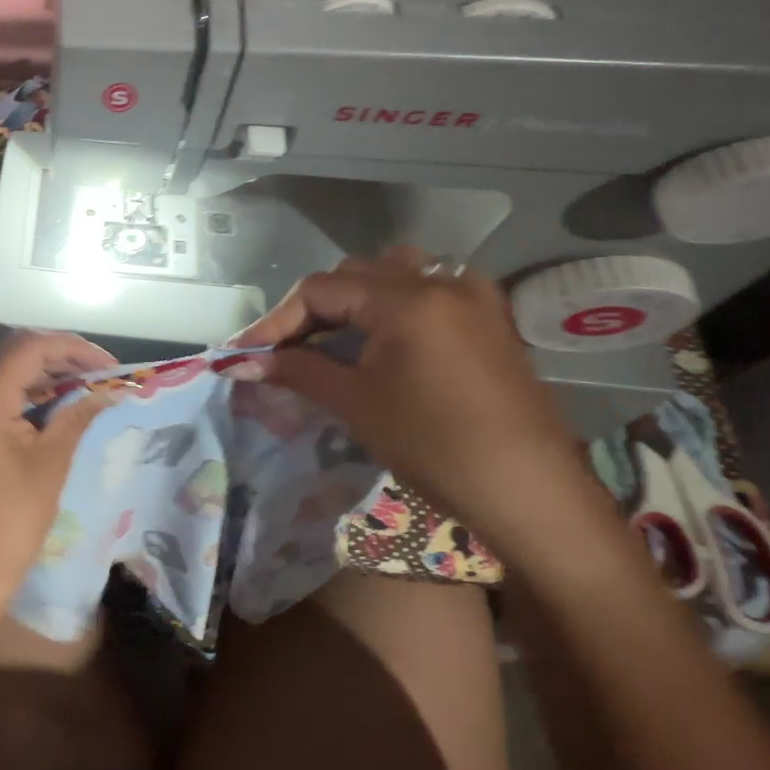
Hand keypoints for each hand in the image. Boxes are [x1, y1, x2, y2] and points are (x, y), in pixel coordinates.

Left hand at [0, 331, 117, 613]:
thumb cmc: (12, 518)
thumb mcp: (52, 462)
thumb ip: (77, 416)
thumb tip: (108, 392)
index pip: (30, 346)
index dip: (73, 347)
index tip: (109, 365)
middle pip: (13, 351)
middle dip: (59, 354)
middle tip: (100, 372)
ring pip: (3, 369)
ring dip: (43, 371)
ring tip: (86, 384)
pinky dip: (26, 390)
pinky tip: (56, 403)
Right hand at [223, 247, 586, 540]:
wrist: (529, 494)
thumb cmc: (434, 445)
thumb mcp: (355, 403)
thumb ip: (296, 369)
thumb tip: (240, 362)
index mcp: (407, 298)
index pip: (320, 289)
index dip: (276, 320)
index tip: (244, 353)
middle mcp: (441, 283)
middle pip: (354, 276)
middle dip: (311, 310)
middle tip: (281, 351)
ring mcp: (473, 299)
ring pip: (393, 277)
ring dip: (353, 301)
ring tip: (328, 339)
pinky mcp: (490, 322)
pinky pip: (429, 294)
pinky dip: (392, 308)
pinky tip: (379, 340)